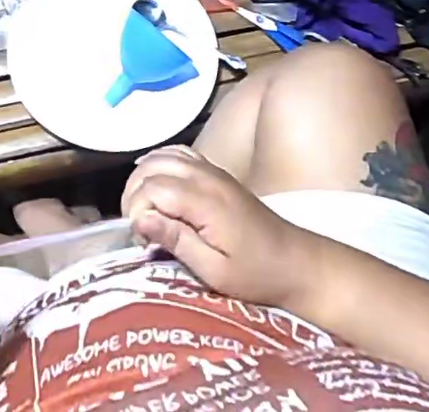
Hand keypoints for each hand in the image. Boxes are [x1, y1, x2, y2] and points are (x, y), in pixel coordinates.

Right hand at [122, 145, 329, 312]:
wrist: (294, 261)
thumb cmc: (255, 274)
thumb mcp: (214, 272)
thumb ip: (177, 242)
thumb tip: (141, 220)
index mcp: (206, 202)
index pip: (153, 188)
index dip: (137, 211)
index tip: (141, 240)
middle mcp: (206, 177)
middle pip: (152, 167)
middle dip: (134, 194)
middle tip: (137, 227)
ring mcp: (211, 170)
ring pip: (163, 156)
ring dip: (142, 177)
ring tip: (140, 208)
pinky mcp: (215, 171)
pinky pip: (179, 153)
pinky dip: (159, 161)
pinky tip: (152, 179)